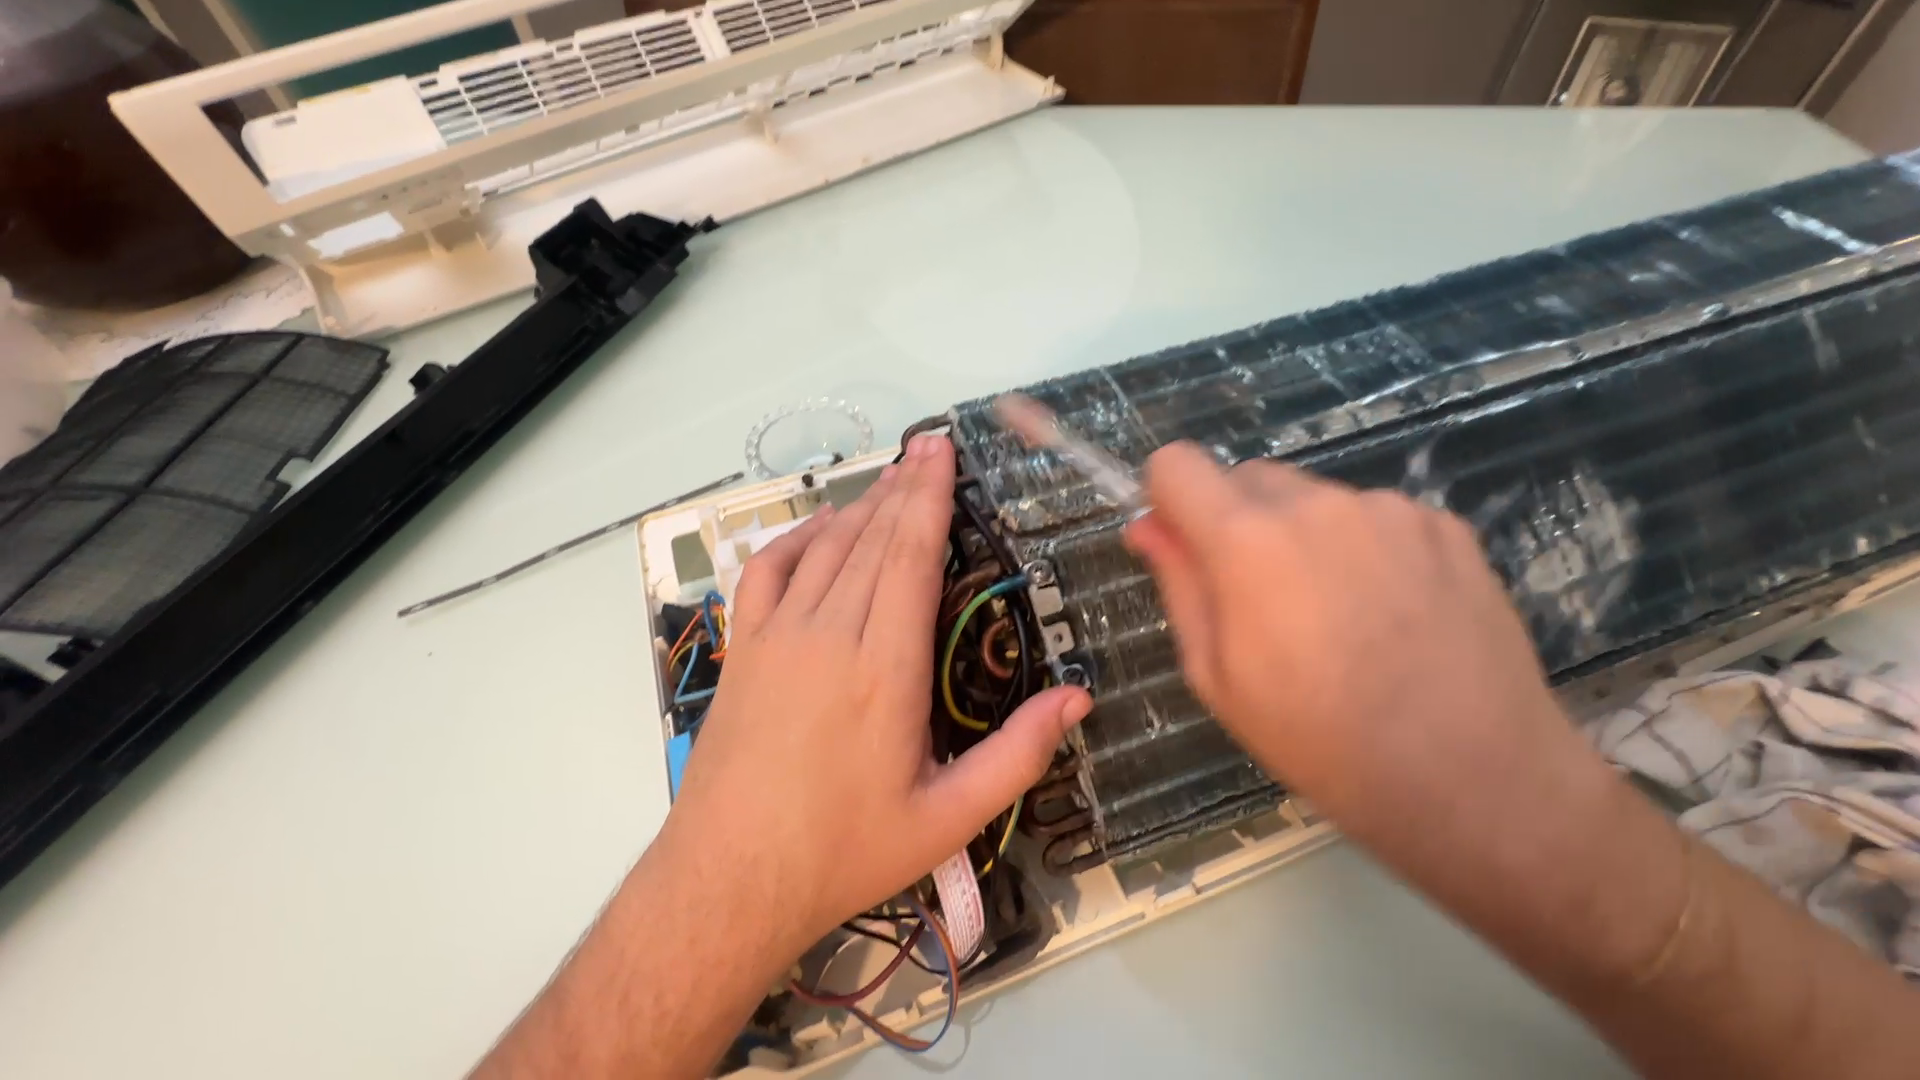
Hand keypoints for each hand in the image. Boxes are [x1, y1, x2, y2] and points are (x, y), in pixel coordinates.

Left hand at [668, 434, 1091, 949]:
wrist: (731, 878)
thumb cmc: (845, 851)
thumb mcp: (949, 817)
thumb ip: (1018, 755)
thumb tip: (1078, 698)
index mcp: (887, 667)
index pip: (913, 556)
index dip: (930, 497)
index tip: (942, 452)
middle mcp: (832, 634)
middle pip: (874, 539)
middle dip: (905, 487)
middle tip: (928, 446)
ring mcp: (778, 637)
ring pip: (827, 548)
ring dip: (861, 507)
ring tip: (892, 478)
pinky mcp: (743, 650)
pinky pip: (767, 572)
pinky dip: (796, 539)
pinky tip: (818, 527)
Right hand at [1123, 442, 1569, 844]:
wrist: (1472, 777)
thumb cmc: (1320, 741)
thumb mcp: (1218, 677)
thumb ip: (1179, 586)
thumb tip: (1148, 528)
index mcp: (1247, 542)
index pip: (1176, 464)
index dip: (1167, 498)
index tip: (1182, 545)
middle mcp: (1316, 504)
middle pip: (1246, 477)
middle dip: (1234, 522)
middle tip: (1259, 599)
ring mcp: (1388, 510)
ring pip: (1313, 499)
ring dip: (1302, 536)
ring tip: (1336, 616)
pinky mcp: (1445, 525)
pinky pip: (1374, 518)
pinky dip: (1362, 548)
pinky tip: (1389, 613)